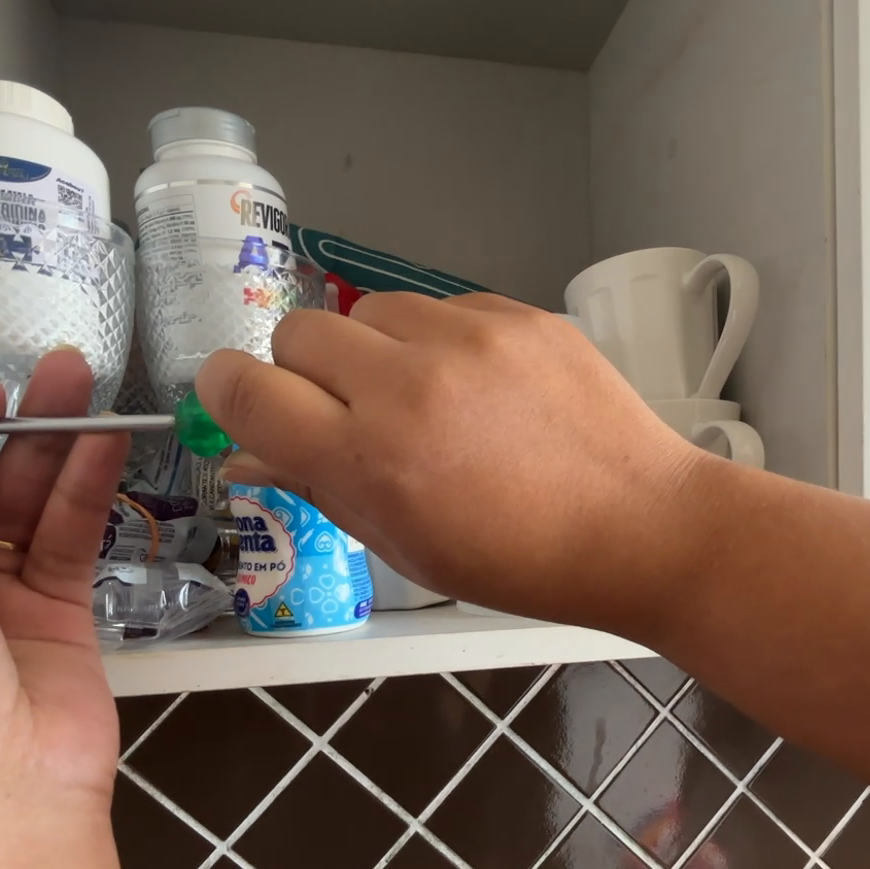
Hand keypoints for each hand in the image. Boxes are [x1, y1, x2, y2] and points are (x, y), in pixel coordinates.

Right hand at [196, 293, 722, 633]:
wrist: (639, 526)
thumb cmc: (518, 562)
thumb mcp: (407, 548)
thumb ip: (319, 490)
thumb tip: (251, 456)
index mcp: (370, 459)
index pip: (244, 389)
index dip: (230, 393)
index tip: (248, 403)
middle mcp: (407, 384)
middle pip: (297, 331)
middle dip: (307, 374)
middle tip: (354, 415)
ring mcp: (468, 338)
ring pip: (369, 309)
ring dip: (375, 351)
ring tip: (427, 399)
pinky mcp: (518, 313)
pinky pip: (440, 306)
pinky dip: (439, 341)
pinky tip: (482, 386)